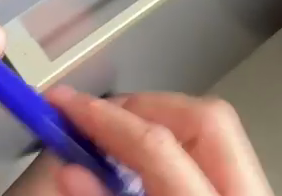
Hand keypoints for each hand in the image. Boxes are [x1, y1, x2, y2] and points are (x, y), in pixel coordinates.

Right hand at [7, 87, 272, 195]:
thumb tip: (70, 170)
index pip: (158, 148)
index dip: (103, 119)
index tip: (63, 106)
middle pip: (205, 121)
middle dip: (142, 106)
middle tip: (93, 118)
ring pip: (217, 136)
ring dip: (161, 125)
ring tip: (114, 144)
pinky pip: (218, 165)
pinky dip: (179, 153)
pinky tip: (146, 176)